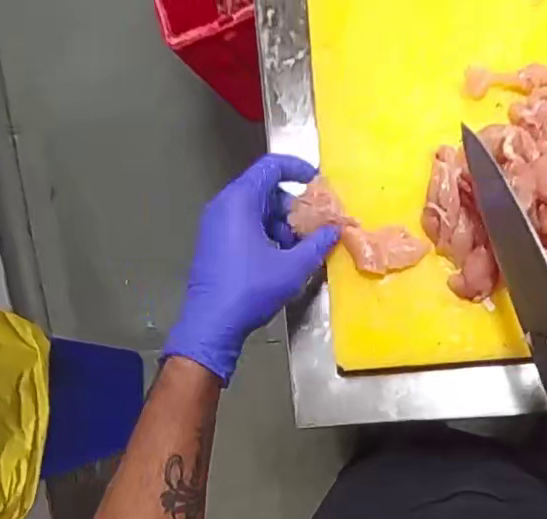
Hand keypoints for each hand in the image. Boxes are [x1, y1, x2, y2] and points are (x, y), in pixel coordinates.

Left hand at [161, 153, 339, 384]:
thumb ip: (317, 245)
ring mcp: (216, 225)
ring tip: (298, 251)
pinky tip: (279, 261)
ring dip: (281, 226)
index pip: (271, 167)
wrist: (212, 323)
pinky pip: (245, 228)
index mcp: (240, 201)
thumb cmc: (250, 290)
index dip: (298, 169)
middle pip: (265, 191)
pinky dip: (266, 236)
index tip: (318, 181)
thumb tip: (335, 231)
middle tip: (313, 228)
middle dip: (293, 207)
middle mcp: (224, 206)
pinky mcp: (215, 244)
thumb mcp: (292, 268)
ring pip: (256, 212)